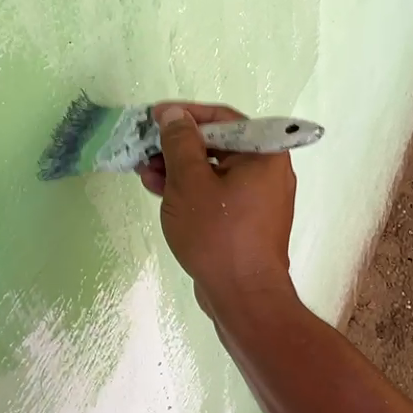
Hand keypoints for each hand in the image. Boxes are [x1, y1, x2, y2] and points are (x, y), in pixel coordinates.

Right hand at [139, 102, 298, 318]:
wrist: (243, 298)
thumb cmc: (218, 233)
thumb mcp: (189, 181)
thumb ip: (179, 142)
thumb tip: (174, 114)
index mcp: (265, 153)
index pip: (223, 117)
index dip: (185, 114)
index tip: (154, 117)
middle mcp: (268, 170)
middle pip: (218, 143)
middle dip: (177, 145)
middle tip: (145, 147)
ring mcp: (258, 198)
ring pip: (214, 170)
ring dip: (178, 168)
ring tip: (144, 171)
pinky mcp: (246, 220)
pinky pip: (216, 192)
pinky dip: (190, 189)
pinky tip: (159, 191)